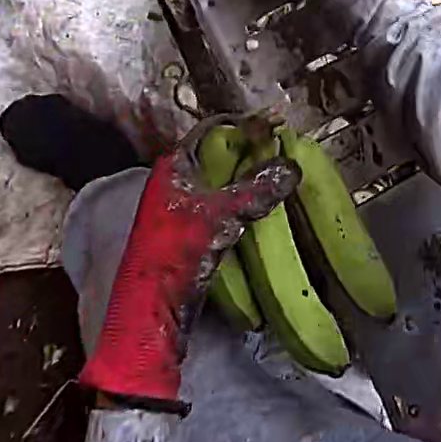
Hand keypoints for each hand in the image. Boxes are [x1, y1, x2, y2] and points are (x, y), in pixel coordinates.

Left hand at [76, 139, 298, 408]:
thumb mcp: (218, 218)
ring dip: (250, 178)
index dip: (244, 124)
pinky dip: (245, 201)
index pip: (213, 130)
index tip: (277, 123)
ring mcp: (183, 207)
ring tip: (283, 174)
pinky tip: (268, 206)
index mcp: (174, 166)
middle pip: (220, 154)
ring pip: (224, 181)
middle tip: (287, 149)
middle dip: (252, 151)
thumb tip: (291, 166)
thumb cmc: (174, 255)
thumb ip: (256, 190)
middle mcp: (176, 180)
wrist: (149, 317)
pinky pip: (225, 204)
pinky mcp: (192, 232)